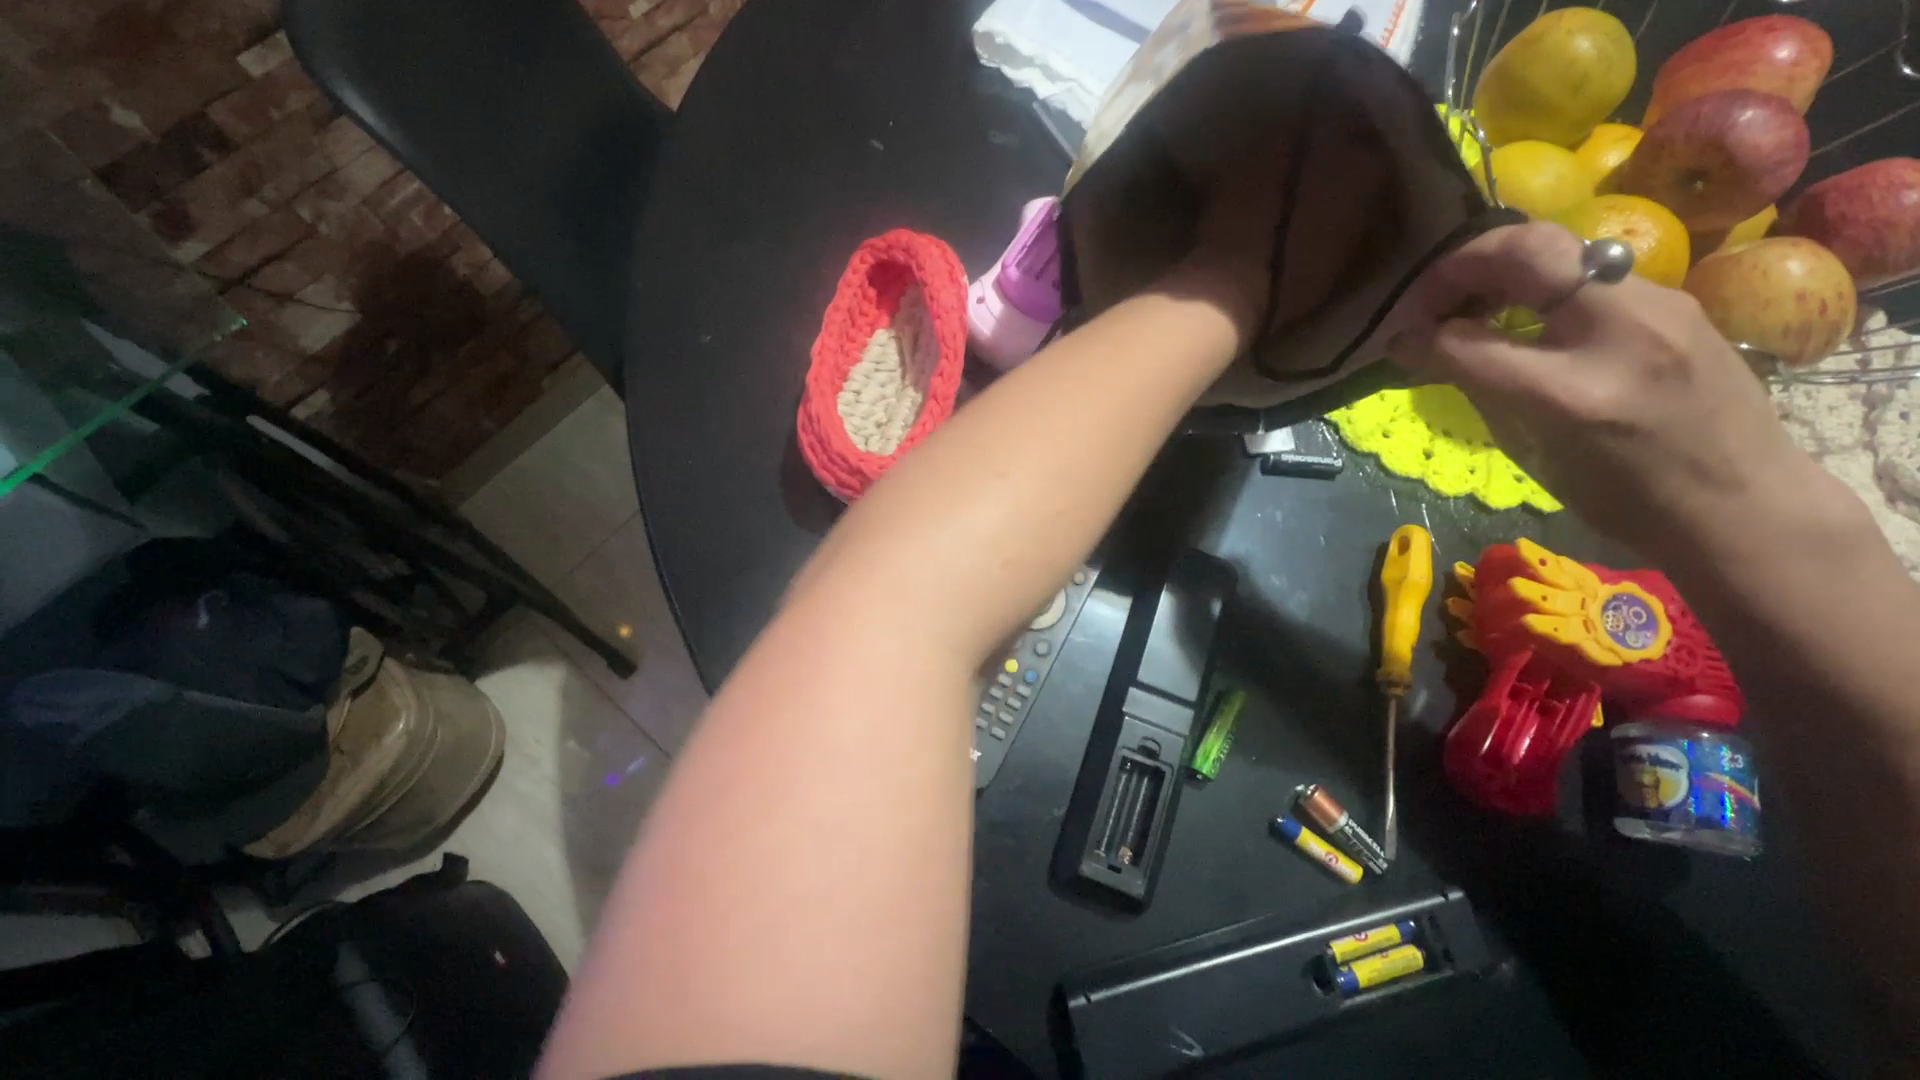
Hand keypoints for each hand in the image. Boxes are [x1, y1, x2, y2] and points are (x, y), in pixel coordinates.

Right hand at [1386, 222, 1838, 561]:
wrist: (1744, 503)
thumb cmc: (1624, 501)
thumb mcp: (1534, 455)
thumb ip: (1482, 389)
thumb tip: (1427, 349)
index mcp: (1573, 395)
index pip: (1469, 342)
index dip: (1418, 336)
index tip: (1395, 340)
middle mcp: (1619, 333)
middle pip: (1523, 252)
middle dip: (1457, 266)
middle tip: (1427, 298)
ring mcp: (1658, 305)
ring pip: (1559, 248)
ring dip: (1498, 265)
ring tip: (1469, 299)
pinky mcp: (1676, 298)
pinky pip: (1591, 270)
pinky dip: (1541, 281)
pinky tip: (1525, 311)